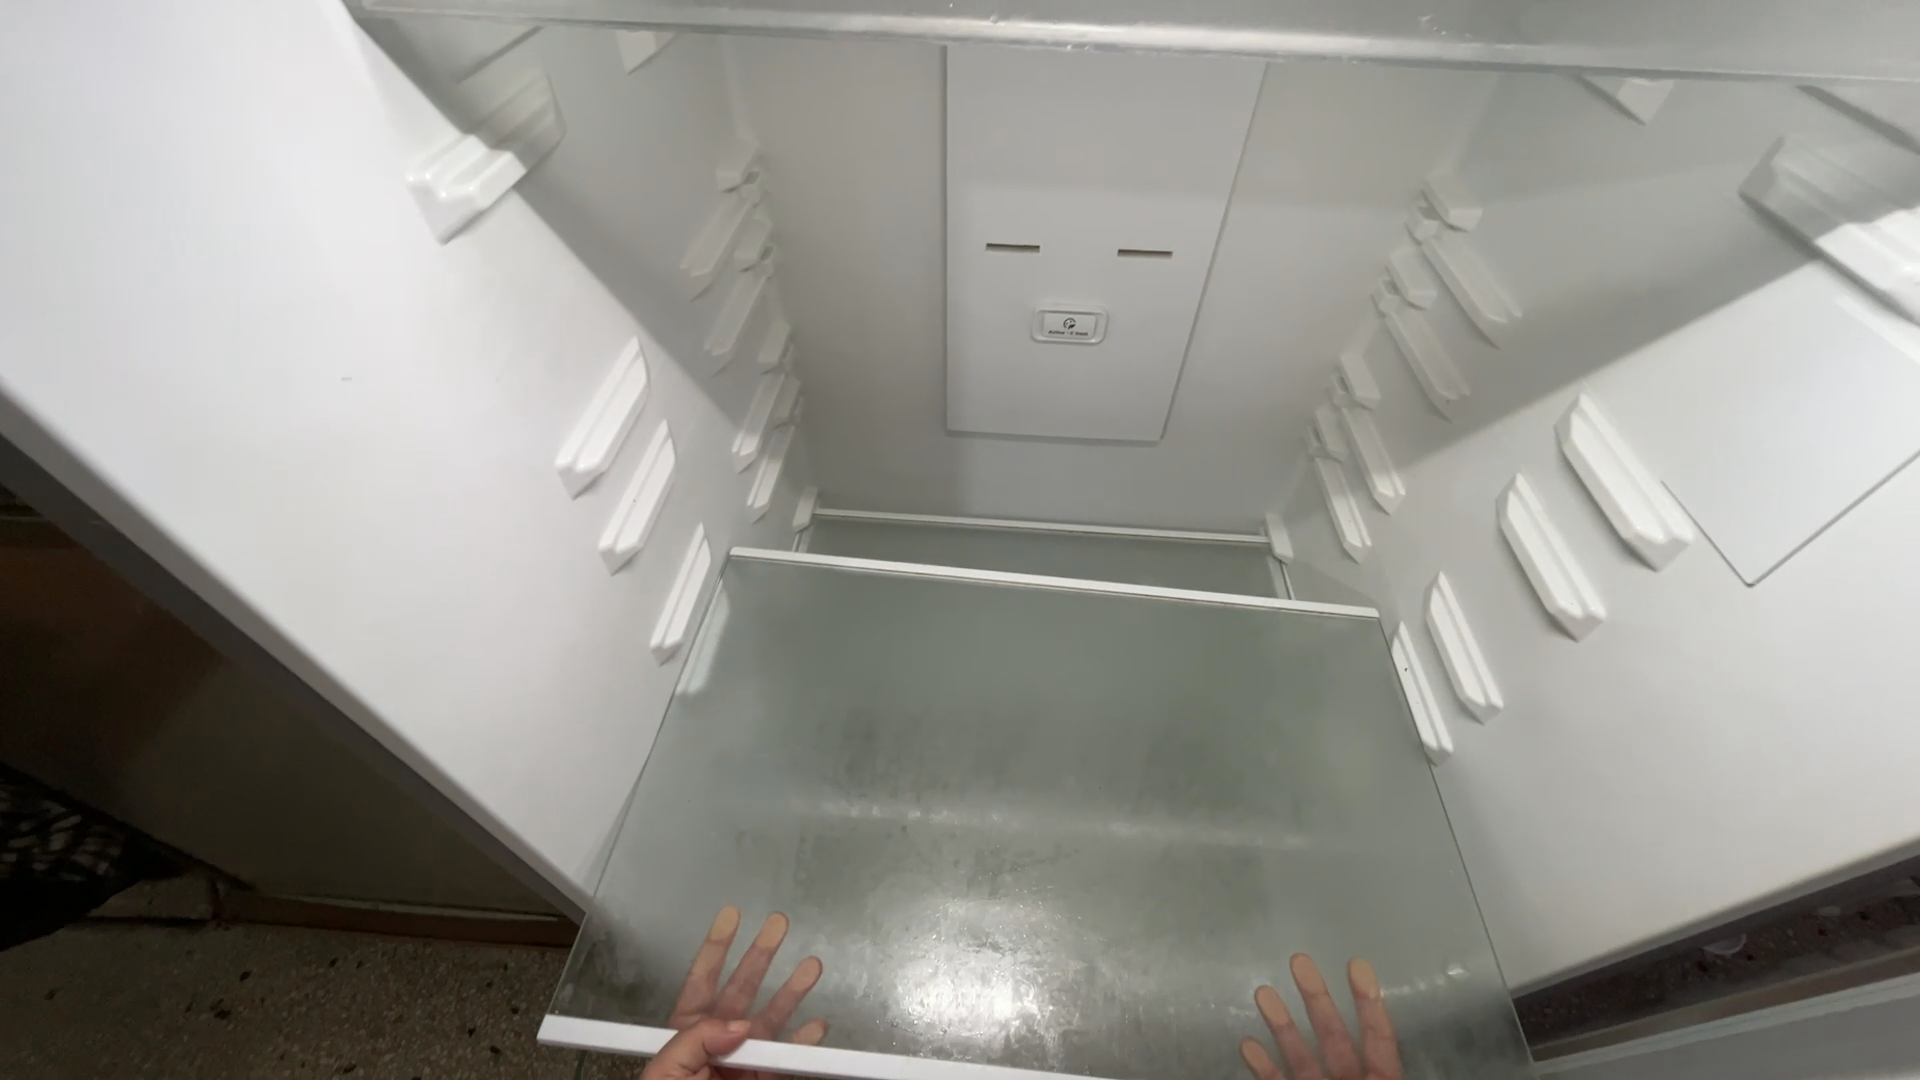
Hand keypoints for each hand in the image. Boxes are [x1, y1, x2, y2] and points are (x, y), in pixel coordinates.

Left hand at [638, 906, 827, 1079]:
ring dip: (792, 992)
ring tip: (812, 966)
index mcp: (684, 1039)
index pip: (700, 984)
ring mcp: (743, 1067)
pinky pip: (790, 1062)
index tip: (731, 914)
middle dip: (761, 955)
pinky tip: (817, 1026)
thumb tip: (740, 1024)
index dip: (716, 948)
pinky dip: (806, 1043)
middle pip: (742, 991)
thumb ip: (695, 1043)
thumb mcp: (664, 1076)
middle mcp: (717, 1046)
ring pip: (773, 1021)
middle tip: (779, 923)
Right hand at [1240, 955, 1401, 1079]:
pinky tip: (1247, 1043)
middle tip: (1300, 960)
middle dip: (1317, 997)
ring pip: (1300, 1057)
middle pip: (1334, 1036)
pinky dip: (1262, 1066)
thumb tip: (1386, 1063)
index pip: (1378, 1040)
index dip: (1368, 1004)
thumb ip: (1387, 1072)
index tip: (1357, 964)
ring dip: (1282, 1024)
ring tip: (1263, 991)